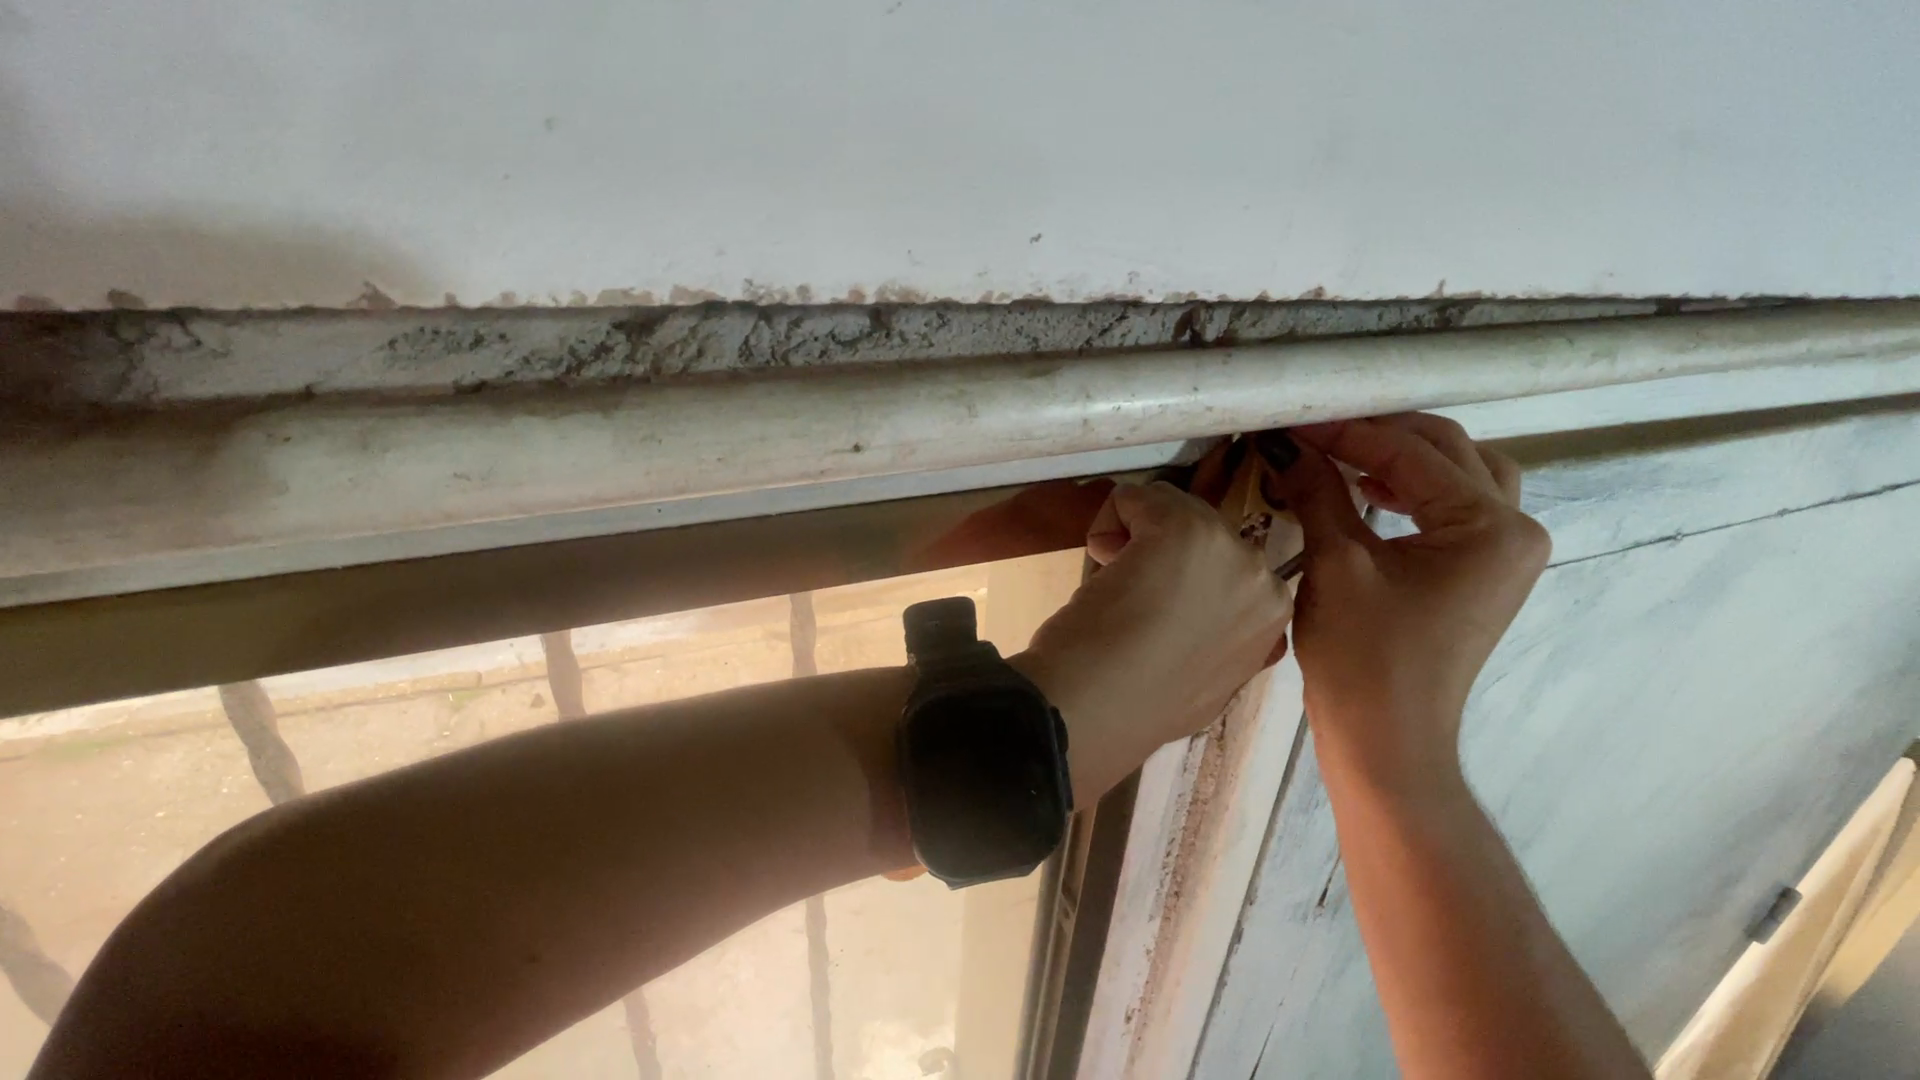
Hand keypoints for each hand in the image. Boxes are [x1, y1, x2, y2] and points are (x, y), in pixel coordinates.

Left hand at [1012, 480, 1292, 798]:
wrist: (1097, 709)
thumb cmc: (1135, 704)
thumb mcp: (1201, 678)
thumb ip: (1215, 641)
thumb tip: (1198, 622)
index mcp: (1272, 620)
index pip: (1226, 569)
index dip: (1184, 582)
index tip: (1158, 612)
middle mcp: (1263, 582)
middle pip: (1205, 536)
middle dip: (1165, 557)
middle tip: (1132, 601)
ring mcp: (1230, 552)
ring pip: (1174, 512)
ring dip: (1139, 539)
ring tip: (1117, 589)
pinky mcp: (1186, 527)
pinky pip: (1140, 496)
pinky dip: (1110, 520)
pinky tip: (1102, 563)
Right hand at [1260, 414, 1549, 791]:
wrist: (1385, 738)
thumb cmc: (1362, 656)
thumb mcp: (1334, 564)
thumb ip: (1317, 491)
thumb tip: (1284, 443)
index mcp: (1490, 526)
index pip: (1412, 453)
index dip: (1347, 432)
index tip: (1292, 423)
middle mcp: (1516, 529)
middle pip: (1450, 451)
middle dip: (1381, 434)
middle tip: (1317, 432)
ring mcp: (1507, 553)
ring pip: (1461, 474)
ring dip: (1405, 457)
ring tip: (1344, 455)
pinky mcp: (1486, 572)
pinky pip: (1456, 507)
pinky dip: (1415, 489)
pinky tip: (1369, 490)